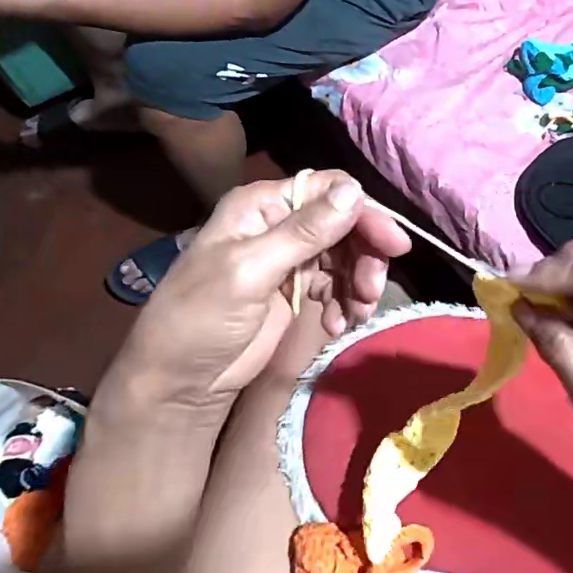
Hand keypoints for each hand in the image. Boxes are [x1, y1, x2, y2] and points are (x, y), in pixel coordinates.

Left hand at [110, 171, 410, 422]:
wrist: (180, 381)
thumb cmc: (201, 317)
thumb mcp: (250, 271)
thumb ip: (304, 232)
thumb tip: (354, 191)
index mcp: (262, 206)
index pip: (327, 191)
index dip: (364, 213)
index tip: (392, 245)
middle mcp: (279, 224)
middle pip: (343, 224)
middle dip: (364, 255)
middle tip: (372, 290)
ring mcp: (289, 259)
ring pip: (345, 256)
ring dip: (358, 283)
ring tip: (357, 313)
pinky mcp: (295, 291)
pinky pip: (335, 286)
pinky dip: (344, 303)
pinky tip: (337, 324)